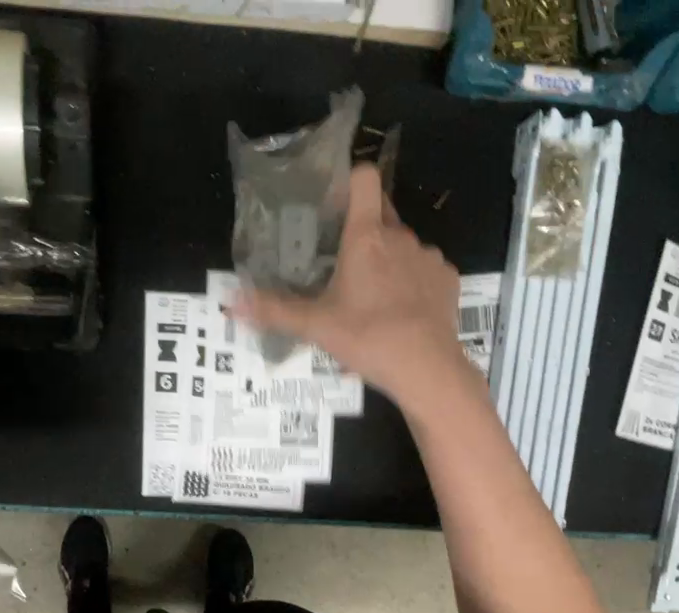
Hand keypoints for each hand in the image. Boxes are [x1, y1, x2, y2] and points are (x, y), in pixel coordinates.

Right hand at [233, 164, 477, 412]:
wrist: (426, 368)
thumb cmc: (367, 338)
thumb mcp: (315, 327)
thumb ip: (274, 311)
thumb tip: (231, 302)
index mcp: (366, 237)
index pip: (365, 179)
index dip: (351, 181)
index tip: (337, 203)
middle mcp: (400, 236)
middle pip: (382, 212)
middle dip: (364, 229)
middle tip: (345, 261)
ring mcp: (428, 256)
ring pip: (404, 245)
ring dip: (390, 260)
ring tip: (375, 297)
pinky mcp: (447, 279)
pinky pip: (426, 270)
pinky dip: (414, 283)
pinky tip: (404, 312)